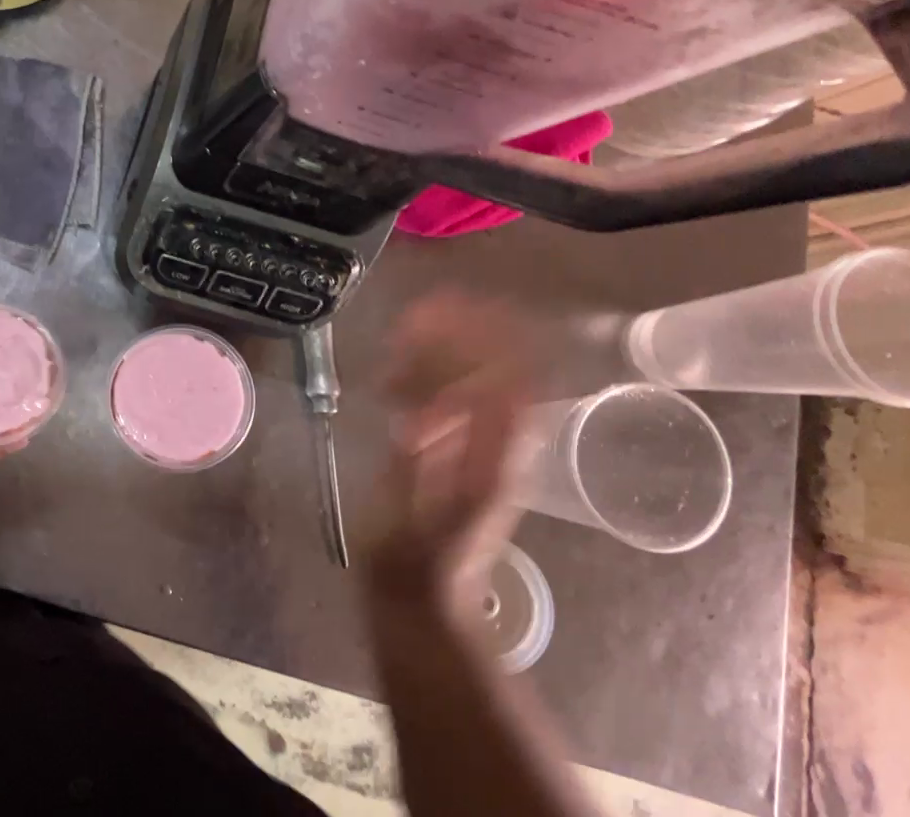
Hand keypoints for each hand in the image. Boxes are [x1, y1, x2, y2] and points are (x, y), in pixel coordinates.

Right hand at [362, 292, 532, 622]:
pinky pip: (464, 402)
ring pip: (484, 383)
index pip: (511, 383)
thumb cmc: (410, 561)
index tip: (442, 311)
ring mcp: (487, 451)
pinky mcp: (467, 456)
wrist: (425, 597)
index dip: (483, 340)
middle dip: (465, 334)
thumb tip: (421, 416)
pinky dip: (435, 378)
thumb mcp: (407, 515)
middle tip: (418, 312)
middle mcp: (502, 448)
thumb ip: (415, 466)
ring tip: (403, 335)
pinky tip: (399, 376)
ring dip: (448, 352)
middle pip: (503, 372)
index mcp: (494, 461)